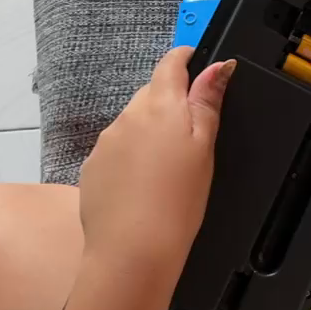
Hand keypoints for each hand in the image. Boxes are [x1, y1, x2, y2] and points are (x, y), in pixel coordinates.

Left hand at [78, 47, 235, 285]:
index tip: (195, 64)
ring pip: (132, 122)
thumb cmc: (178, 201)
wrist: (132, 251)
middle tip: (189, 136)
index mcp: (160, 105)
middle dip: (169, 103)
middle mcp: (128, 115)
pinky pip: (116, 148)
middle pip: (150, 93)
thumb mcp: (204, 148)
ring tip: (165, 169)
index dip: (185, 58)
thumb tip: (218, 66)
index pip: (170, 63)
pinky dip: (130, 156)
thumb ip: (207, 101)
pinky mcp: (92, 165)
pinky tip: (142, 184)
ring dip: (148, 131)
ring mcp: (106, 140)